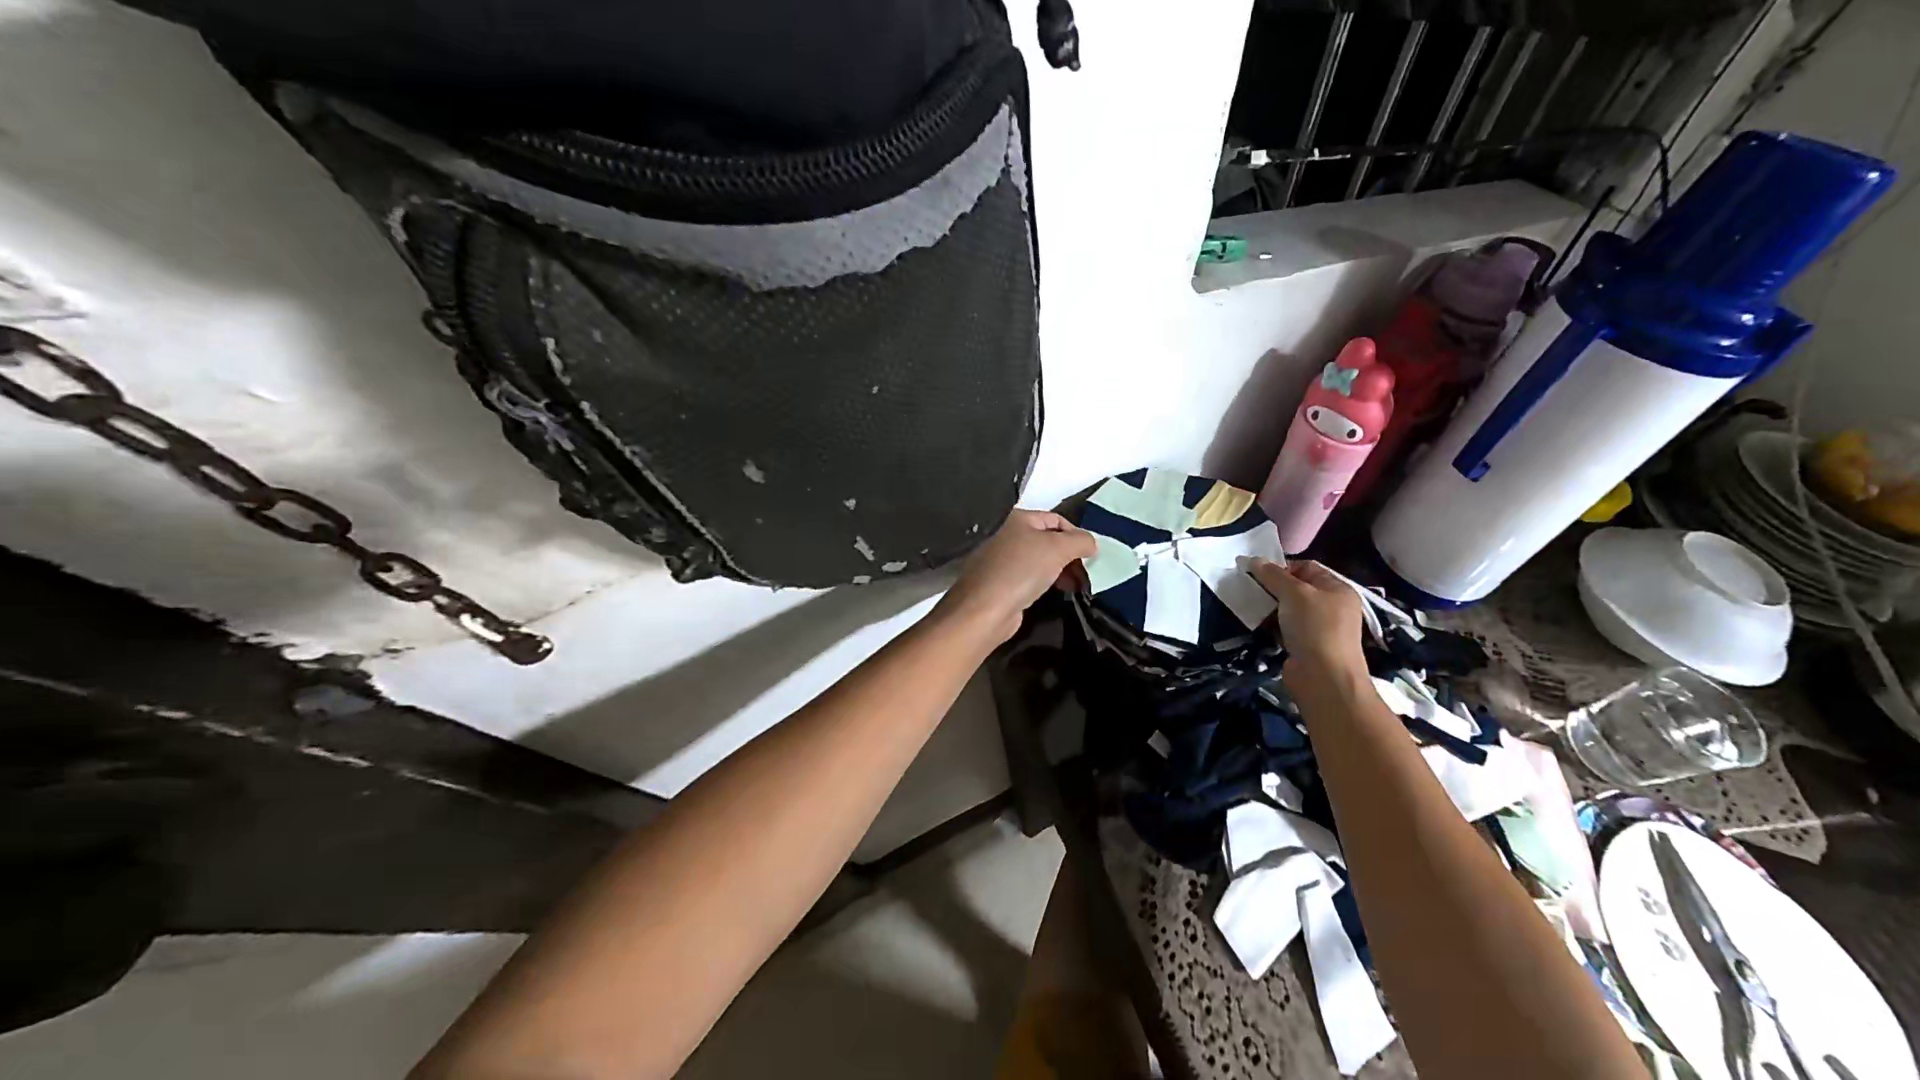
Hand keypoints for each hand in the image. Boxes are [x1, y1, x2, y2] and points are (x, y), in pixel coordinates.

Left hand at [936, 510, 1097, 644]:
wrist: (985, 609)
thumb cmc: (1022, 570)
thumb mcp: (1058, 549)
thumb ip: (1080, 541)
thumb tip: (1092, 543)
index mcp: (1019, 520)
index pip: (1056, 519)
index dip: (1077, 534)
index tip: (1091, 555)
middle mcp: (1008, 536)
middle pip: (1049, 541)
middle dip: (1070, 555)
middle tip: (1086, 573)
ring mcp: (1003, 561)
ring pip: (1041, 561)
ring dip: (1061, 570)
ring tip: (1077, 586)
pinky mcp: (1001, 584)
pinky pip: (1030, 578)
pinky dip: (1046, 582)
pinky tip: (1056, 592)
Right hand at [1249, 559, 1366, 679]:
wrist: (1323, 677)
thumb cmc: (1315, 627)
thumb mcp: (1294, 593)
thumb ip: (1273, 575)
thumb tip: (1253, 560)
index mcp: (1337, 588)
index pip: (1306, 567)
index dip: (1281, 566)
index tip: (1256, 572)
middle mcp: (1331, 606)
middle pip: (1296, 588)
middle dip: (1272, 587)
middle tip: (1248, 588)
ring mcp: (1318, 628)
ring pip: (1288, 609)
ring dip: (1269, 606)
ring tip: (1248, 604)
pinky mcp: (1305, 645)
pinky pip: (1284, 627)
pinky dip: (1271, 624)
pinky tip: (1256, 623)